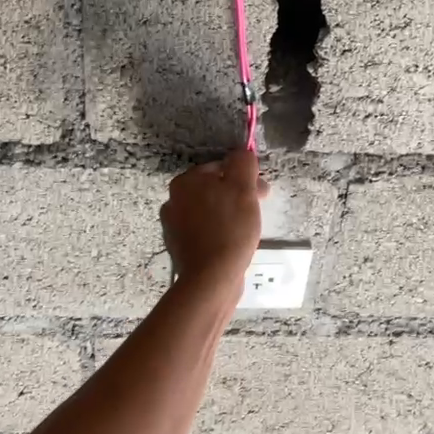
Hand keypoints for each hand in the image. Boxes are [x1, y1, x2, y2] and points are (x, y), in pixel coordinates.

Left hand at [159, 150, 265, 287]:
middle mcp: (173, 201)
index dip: (245, 178)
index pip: (221, 168)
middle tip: (256, 212)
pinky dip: (219, 234)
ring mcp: (173, 226)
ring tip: (245, 231)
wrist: (211, 279)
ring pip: (210, 211)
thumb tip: (242, 154)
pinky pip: (205, 232)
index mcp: (184, 181)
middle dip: (237, 197)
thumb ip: (243, 162)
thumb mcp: (243, 187)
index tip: (260, 194)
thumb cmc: (229, 228)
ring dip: (229, 215)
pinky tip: (231, 245)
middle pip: (214, 190)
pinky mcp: (180, 248)